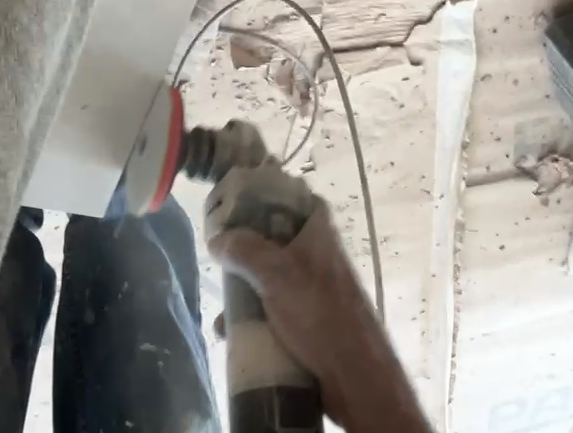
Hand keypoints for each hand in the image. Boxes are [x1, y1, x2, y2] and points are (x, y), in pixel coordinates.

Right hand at [210, 202, 432, 432]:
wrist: (355, 376)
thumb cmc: (319, 311)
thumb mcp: (276, 273)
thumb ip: (244, 250)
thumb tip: (217, 240)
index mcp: (317, 229)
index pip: (292, 195)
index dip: (264, 196)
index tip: (234, 205)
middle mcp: (317, 252)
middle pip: (274, 237)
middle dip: (244, 252)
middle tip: (221, 261)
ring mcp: (313, 286)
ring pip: (270, 275)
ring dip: (245, 291)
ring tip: (223, 312)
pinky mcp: (309, 317)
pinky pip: (275, 307)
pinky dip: (254, 316)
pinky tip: (232, 332)